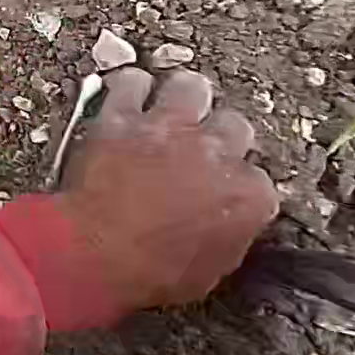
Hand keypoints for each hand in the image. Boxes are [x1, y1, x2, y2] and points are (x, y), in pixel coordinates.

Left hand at [54, 69, 277, 314]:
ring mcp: (167, 126)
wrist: (97, 251)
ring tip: (171, 106)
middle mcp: (215, 151)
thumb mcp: (209, 271)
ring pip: (190, 86)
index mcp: (246, 195)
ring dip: (183, 96)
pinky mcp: (124, 115)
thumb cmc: (151, 272)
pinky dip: (130, 87)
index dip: (236, 183)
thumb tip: (227, 223)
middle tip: (200, 144)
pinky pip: (132, 82)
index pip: (257, 178)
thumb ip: (228, 236)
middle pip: (234, 123)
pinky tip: (127, 95)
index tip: (221, 189)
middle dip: (220, 133)